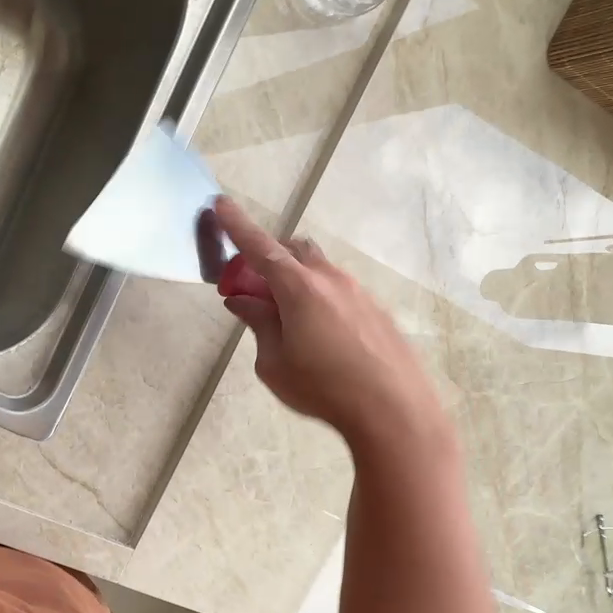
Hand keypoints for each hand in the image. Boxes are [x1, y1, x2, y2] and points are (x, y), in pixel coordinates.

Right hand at [210, 197, 450, 456]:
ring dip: (292, 281)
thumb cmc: (321, 388)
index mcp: (299, 290)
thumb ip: (258, 325)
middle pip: (294, 250)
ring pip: (317, 270)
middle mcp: (330, 280)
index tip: (220, 204)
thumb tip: (241, 301)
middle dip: (268, 257)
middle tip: (249, 287)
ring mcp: (356, 293)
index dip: (238, 227)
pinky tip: (312, 335)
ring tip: (280, 318)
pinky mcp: (373, 310)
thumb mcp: (273, 362)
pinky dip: (313, 297)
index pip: (260, 249)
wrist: (392, 408)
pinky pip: (335, 290)